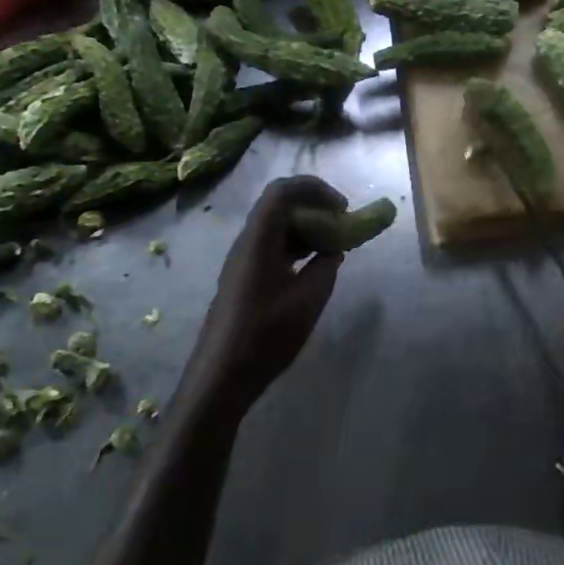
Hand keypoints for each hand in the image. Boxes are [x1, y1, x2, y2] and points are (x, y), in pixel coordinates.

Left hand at [185, 176, 347, 416]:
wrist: (221, 376)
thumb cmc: (265, 336)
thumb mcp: (308, 301)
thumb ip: (325, 268)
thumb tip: (333, 250)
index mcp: (258, 240)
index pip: (282, 191)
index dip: (315, 189)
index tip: (342, 208)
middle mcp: (247, 242)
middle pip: (279, 205)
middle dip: (314, 206)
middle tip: (342, 224)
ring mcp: (243, 260)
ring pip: (276, 226)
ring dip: (306, 227)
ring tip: (335, 244)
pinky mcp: (244, 277)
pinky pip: (272, 246)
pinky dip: (297, 245)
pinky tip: (315, 265)